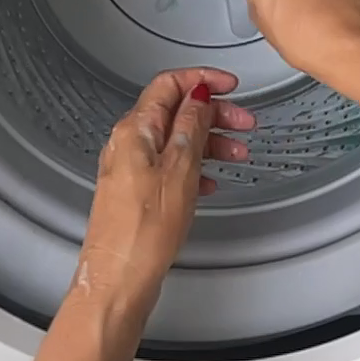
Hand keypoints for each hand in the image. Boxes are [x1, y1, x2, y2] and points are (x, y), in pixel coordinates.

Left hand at [74, 68, 257, 317]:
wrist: (117, 282)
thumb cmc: (142, 231)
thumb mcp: (180, 167)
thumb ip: (192, 125)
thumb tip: (199, 95)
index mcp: (135, 129)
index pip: (169, 84)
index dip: (202, 79)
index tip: (229, 84)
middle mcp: (128, 143)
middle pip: (177, 111)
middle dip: (213, 113)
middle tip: (242, 121)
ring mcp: (131, 168)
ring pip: (177, 139)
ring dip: (210, 141)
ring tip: (236, 153)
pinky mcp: (136, 192)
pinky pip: (171, 165)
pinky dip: (195, 166)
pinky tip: (210, 180)